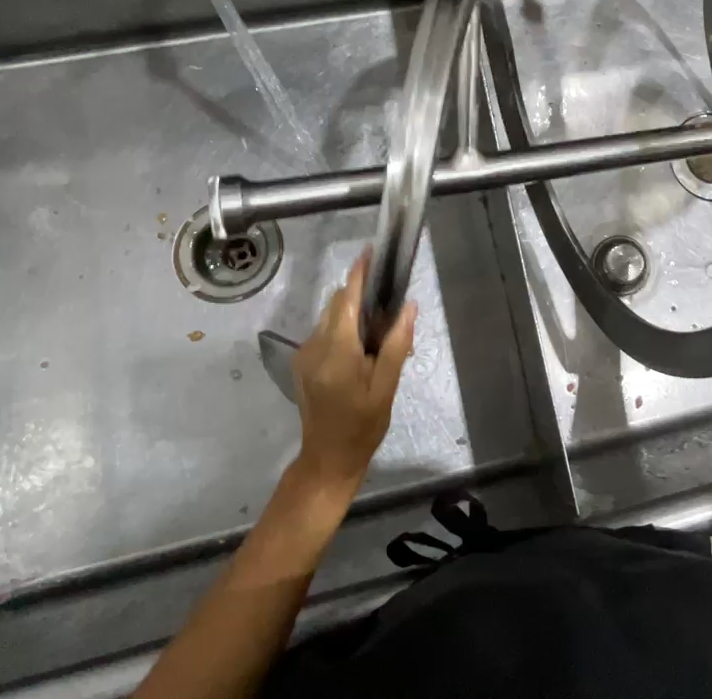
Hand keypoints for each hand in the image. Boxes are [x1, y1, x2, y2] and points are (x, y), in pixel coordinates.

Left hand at [292, 252, 415, 490]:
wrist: (328, 458)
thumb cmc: (363, 426)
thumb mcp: (387, 388)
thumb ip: (396, 345)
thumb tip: (408, 306)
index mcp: (337, 353)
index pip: (346, 300)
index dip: (359, 274)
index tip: (371, 252)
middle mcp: (315, 347)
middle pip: (336, 304)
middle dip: (359, 294)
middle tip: (389, 304)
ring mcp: (305, 354)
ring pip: (330, 316)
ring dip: (352, 313)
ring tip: (379, 333)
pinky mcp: (302, 362)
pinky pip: (325, 332)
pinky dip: (343, 328)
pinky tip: (362, 349)